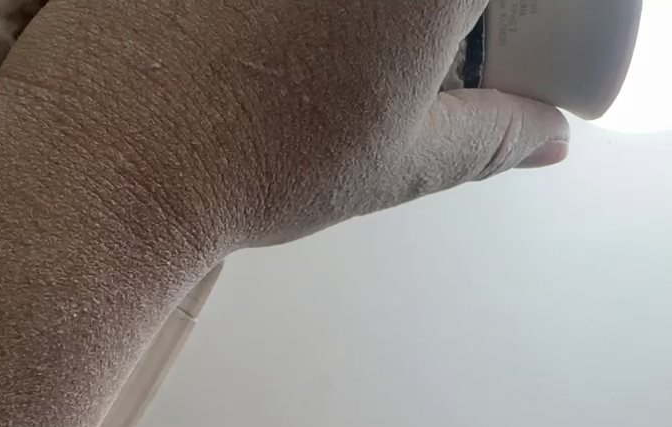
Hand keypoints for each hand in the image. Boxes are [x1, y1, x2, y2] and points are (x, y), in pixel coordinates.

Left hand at [0, 0, 569, 262]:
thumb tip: (549, 138)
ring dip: (363, 17)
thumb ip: (492, 138)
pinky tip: (271, 27)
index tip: (479, 44)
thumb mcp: (398, 163)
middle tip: (423, 48)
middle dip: (445, 20)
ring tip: (327, 46)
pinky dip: (299, 7)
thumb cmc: (256, 165)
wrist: (121, 154)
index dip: (512, 17)